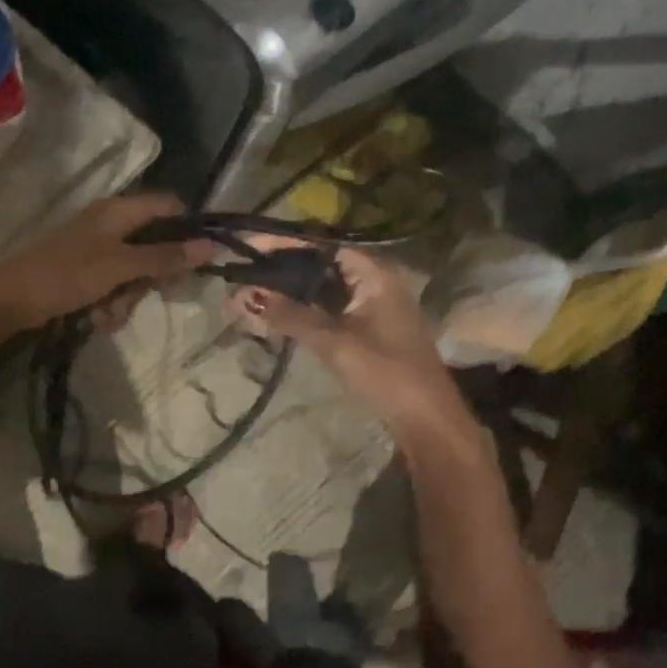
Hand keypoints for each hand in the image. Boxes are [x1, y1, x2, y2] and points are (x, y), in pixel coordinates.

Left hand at [0, 194, 217, 330]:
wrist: (13, 296)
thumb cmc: (69, 274)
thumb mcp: (122, 266)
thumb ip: (165, 256)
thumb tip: (211, 245)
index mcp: (118, 210)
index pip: (168, 206)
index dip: (188, 228)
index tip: (200, 259)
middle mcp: (109, 222)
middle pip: (153, 243)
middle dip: (151, 276)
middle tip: (150, 295)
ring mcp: (93, 246)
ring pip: (132, 270)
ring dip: (127, 296)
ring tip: (110, 314)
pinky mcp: (82, 270)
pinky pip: (110, 284)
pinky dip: (108, 302)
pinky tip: (98, 319)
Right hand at [226, 241, 458, 426]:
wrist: (426, 422)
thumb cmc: (386, 374)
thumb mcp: (333, 342)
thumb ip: (288, 315)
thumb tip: (242, 295)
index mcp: (374, 274)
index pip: (320, 246)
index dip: (282, 245)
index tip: (247, 248)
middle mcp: (373, 282)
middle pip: (317, 265)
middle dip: (277, 270)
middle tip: (240, 275)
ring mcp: (369, 307)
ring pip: (318, 289)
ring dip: (285, 292)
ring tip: (246, 297)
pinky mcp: (363, 329)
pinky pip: (324, 309)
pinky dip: (298, 310)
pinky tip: (270, 316)